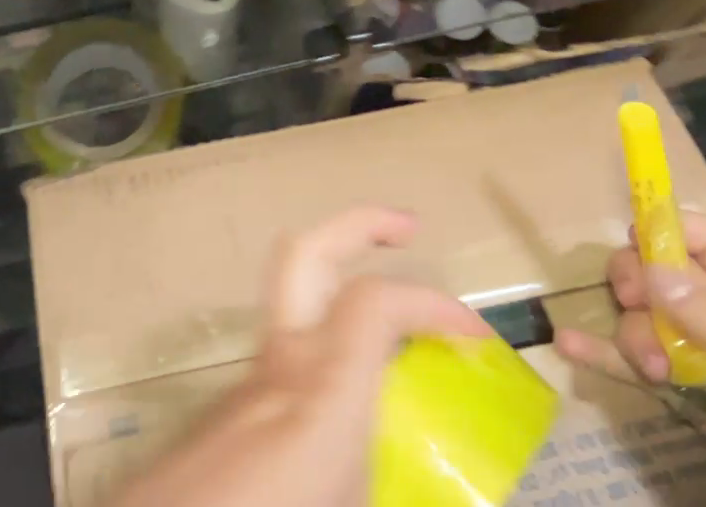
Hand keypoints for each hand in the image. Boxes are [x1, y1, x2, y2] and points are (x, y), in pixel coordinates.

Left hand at [111, 206, 490, 506]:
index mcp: (320, 393)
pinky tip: (345, 402)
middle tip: (406, 231)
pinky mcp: (228, 407)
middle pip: (304, 254)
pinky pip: (286, 351)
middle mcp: (279, 367)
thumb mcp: (351, 497)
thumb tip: (451, 488)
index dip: (434, 301)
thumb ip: (388, 479)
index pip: (375, 300)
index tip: (477, 334)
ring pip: (291, 301)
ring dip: (340, 287)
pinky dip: (325, 345)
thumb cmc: (262, 505)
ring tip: (390, 326)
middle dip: (357, 226)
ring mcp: (246, 381)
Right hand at [555, 212, 705, 506]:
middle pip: (667, 277)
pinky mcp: (695, 406)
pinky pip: (642, 371)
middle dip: (639, 285)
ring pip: (648, 323)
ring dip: (630, 335)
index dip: (673, 229)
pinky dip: (606, 358)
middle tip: (633, 309)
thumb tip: (649, 267)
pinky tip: (568, 347)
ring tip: (643, 371)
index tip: (629, 238)